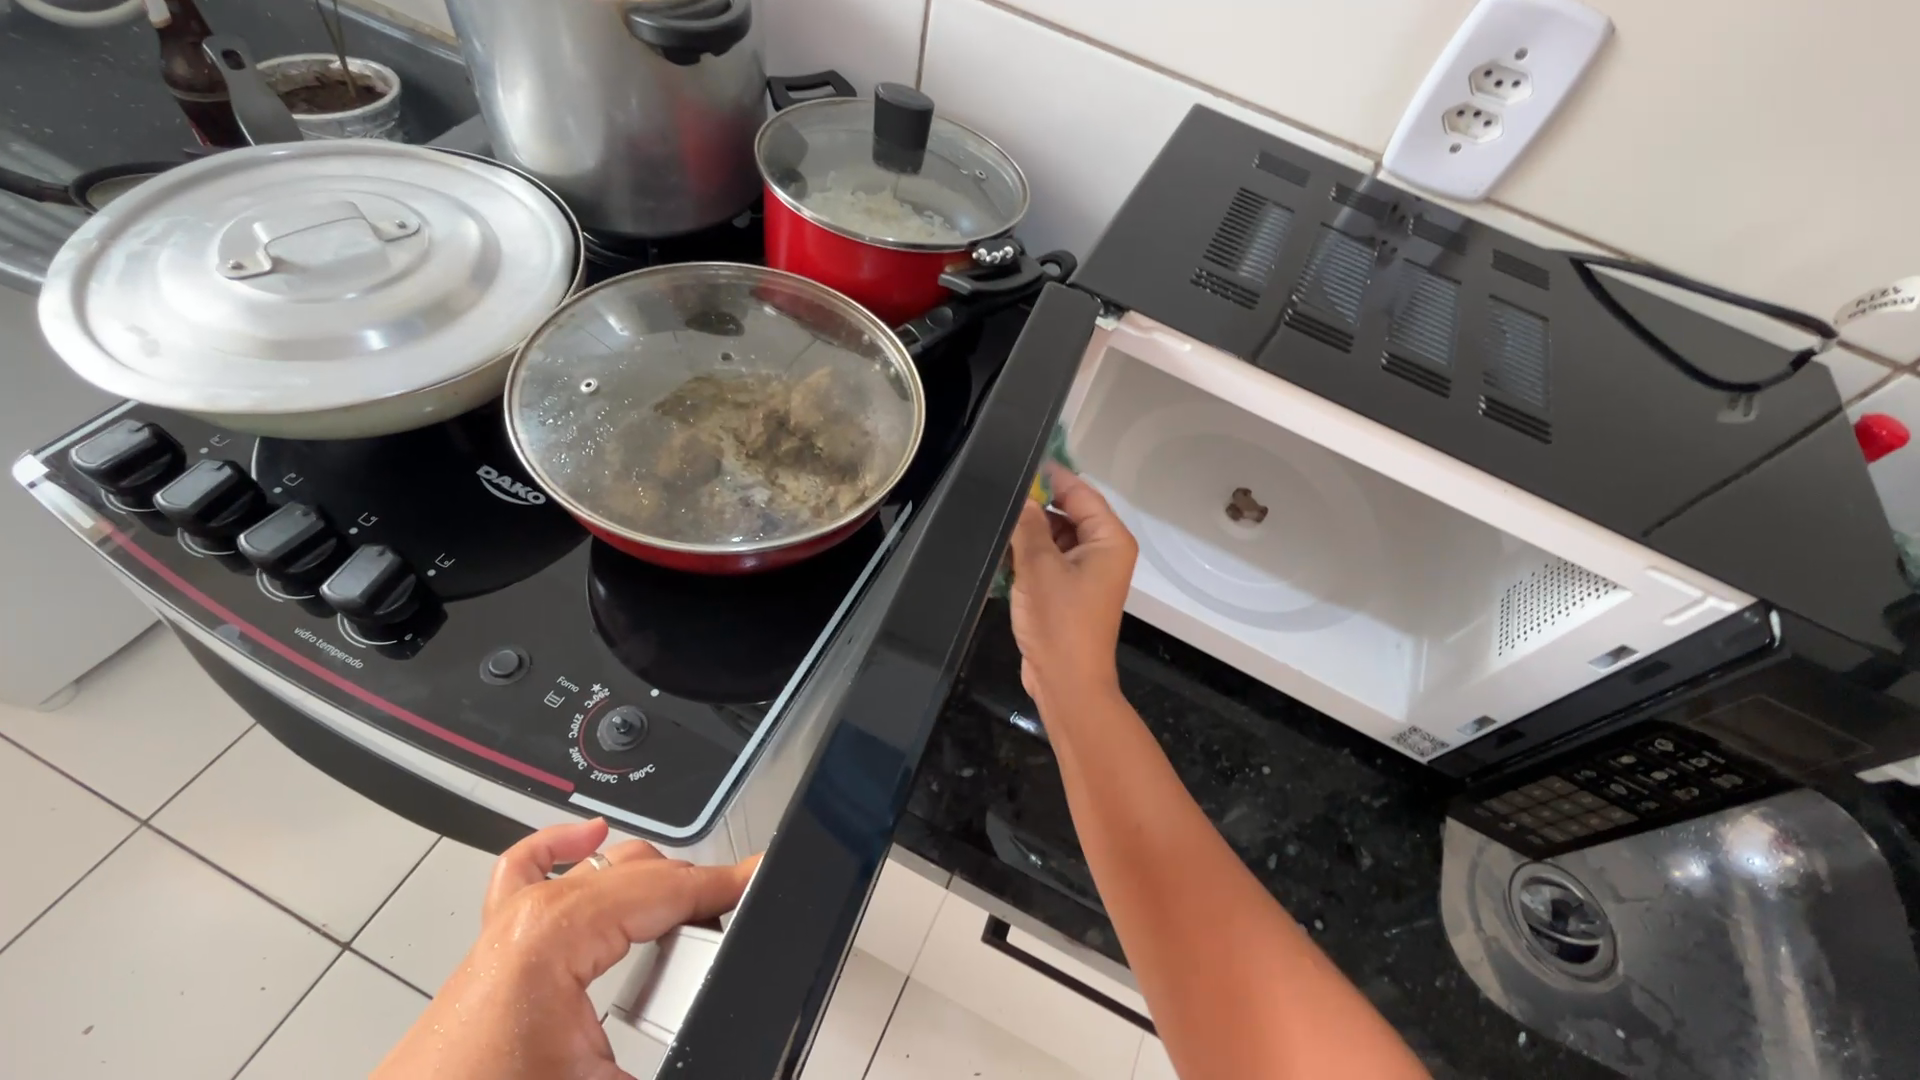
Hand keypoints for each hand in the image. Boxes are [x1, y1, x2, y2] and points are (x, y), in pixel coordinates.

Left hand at [374, 818, 757, 1079]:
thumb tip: (733, 1047)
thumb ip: (675, 1058)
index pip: (662, 888)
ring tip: (695, 908)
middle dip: (697, 888)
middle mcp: (529, 920)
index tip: (759, 878)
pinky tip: (592, 839)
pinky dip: (562, 846)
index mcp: (555, 939)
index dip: (721, 885)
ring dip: (652, 877)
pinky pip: (526, 870)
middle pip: (640, 873)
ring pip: (598, 867)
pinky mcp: (495, 950)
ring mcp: (507, 929)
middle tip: (738, 913)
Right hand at [1008, 464, 1137, 714]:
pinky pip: (1048, 560)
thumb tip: (1020, 495)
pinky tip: (999, 550)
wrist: (1066, 682)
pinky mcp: (1068, 592)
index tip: (1020, 461)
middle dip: (1035, 506)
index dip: (1052, 476)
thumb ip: (1027, 524)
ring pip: (1054, 537)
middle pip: (1067, 514)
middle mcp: (1103, 552)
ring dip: (1027, 533)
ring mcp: (1085, 573)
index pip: (1081, 493)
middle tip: (997, 493)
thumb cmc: (1060, 621)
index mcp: (1109, 540)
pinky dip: (1027, 555)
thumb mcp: (1039, 567)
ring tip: (993, 519)